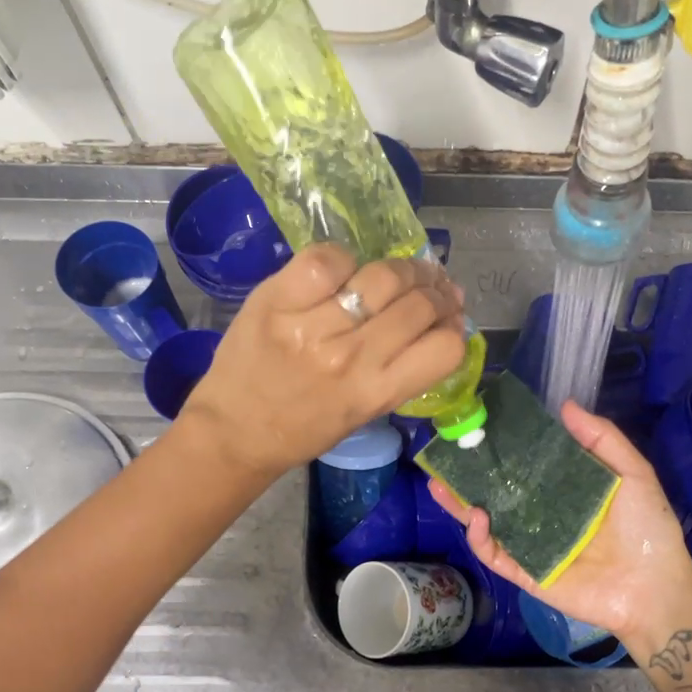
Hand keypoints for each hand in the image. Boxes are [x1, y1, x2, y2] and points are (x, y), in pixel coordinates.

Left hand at [179, 244, 467, 479]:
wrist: (235, 432)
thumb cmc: (305, 429)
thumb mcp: (365, 413)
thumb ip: (400, 371)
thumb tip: (438, 323)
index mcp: (375, 393)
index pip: (444, 349)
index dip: (455, 326)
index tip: (452, 318)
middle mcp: (350, 359)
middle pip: (417, 306)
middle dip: (435, 291)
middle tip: (434, 287)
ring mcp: (311, 326)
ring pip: (380, 278)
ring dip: (403, 269)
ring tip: (404, 271)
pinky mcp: (276, 300)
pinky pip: (327, 260)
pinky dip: (344, 259)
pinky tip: (346, 271)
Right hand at [430, 401, 691, 642]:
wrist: (653, 587)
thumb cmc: (648, 529)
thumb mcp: (633, 473)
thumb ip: (602, 439)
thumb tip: (565, 406)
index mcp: (567, 491)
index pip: (528, 466)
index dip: (505, 448)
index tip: (482, 426)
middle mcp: (544, 516)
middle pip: (499, 493)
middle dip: (470, 476)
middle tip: (445, 455)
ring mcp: (532, 545)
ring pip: (487, 524)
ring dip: (461, 505)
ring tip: (439, 482)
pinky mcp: (525, 573)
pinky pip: (494, 555)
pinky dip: (480, 537)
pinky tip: (476, 516)